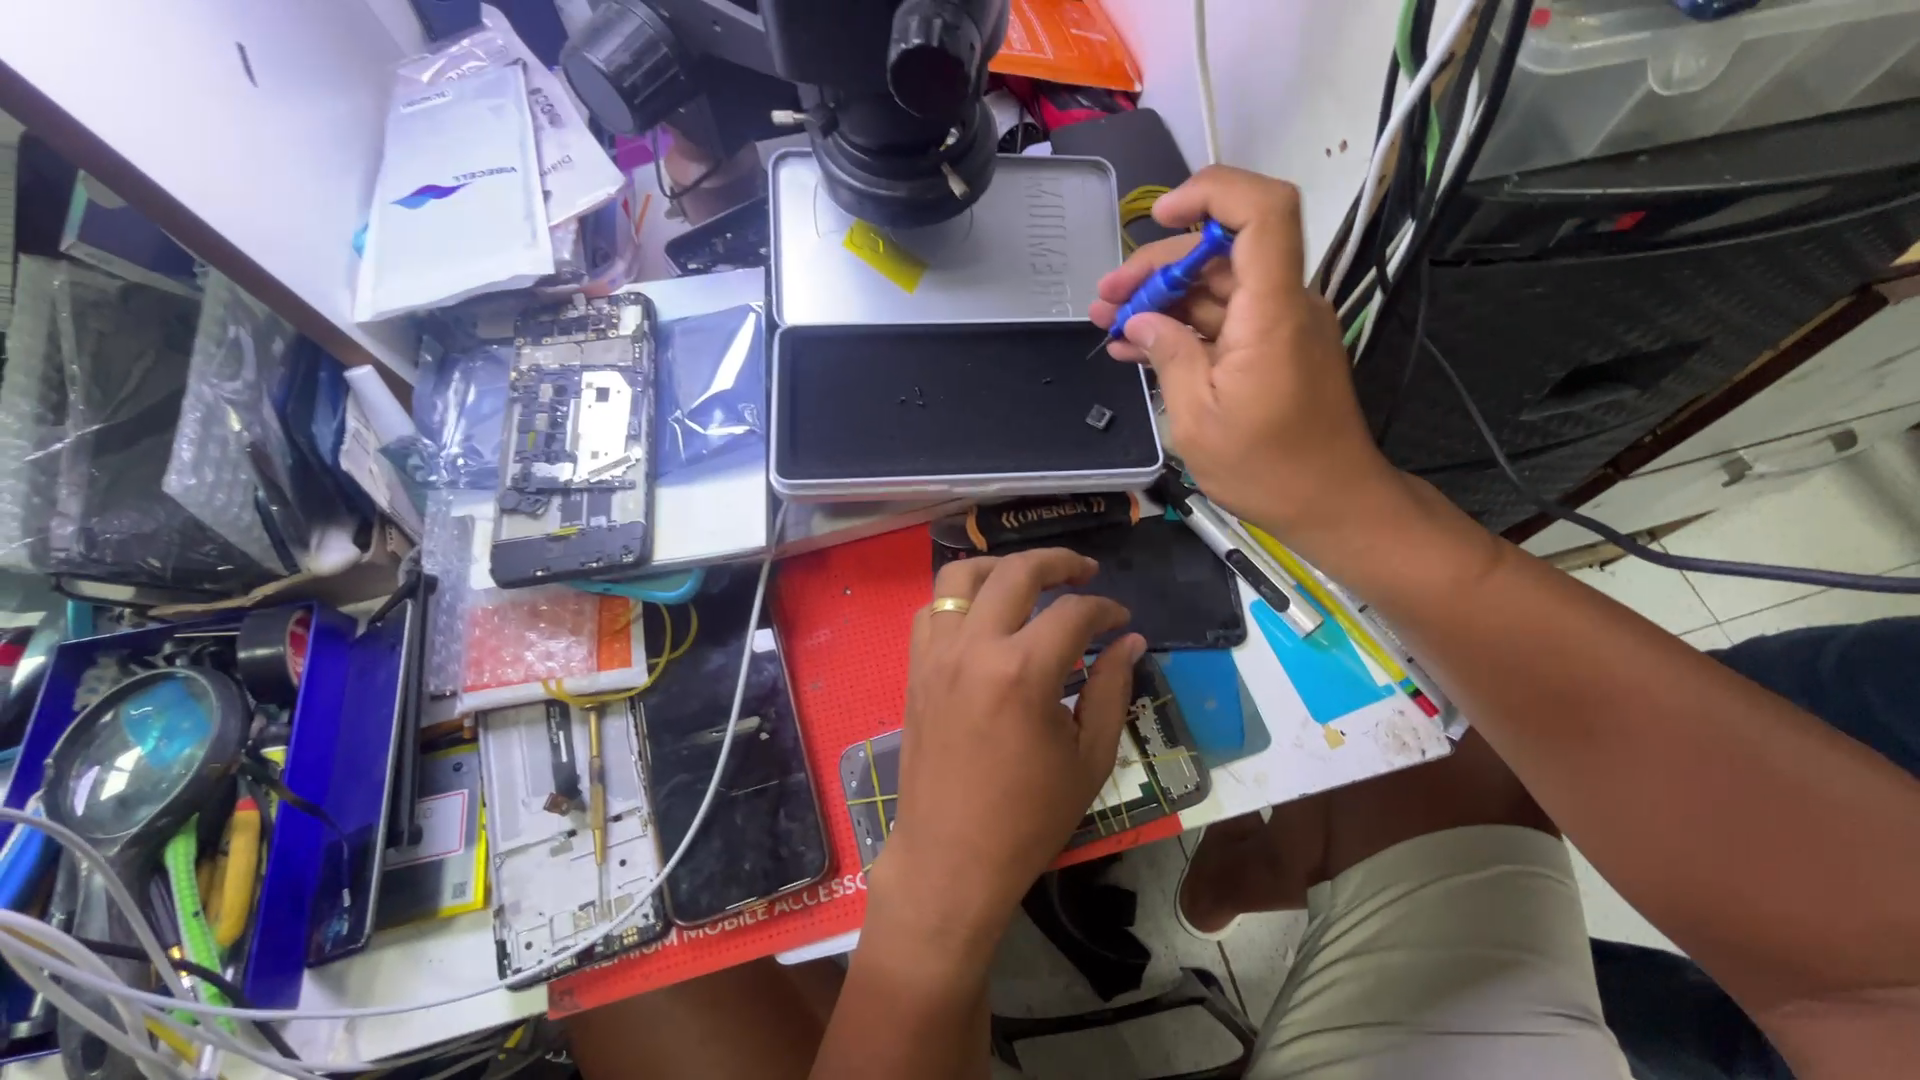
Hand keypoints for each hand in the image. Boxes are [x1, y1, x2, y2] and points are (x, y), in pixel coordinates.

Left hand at [871, 550, 1145, 952]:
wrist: (951, 858)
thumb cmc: (1028, 818)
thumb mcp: (1089, 758)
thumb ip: (1111, 689)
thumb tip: (1129, 640)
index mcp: (1022, 672)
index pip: (1073, 612)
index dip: (1106, 609)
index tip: (1122, 621)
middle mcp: (973, 649)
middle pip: (1016, 573)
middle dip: (1059, 563)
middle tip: (1085, 573)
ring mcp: (936, 655)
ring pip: (960, 577)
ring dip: (1000, 568)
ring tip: (1029, 580)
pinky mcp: (915, 670)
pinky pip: (932, 610)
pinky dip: (960, 599)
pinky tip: (984, 617)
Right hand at [1089, 166, 1404, 552]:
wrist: (1332, 503)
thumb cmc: (1266, 469)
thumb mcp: (1197, 420)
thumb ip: (1169, 357)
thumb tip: (1141, 325)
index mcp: (1269, 312)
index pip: (1262, 211)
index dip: (1211, 193)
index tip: (1159, 217)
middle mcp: (1283, 304)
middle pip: (1221, 250)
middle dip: (1157, 266)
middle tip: (1106, 299)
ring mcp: (1281, 325)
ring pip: (1217, 285)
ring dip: (1162, 298)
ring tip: (1110, 322)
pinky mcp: (1275, 347)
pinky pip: (1226, 319)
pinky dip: (1184, 325)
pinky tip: (1139, 345)